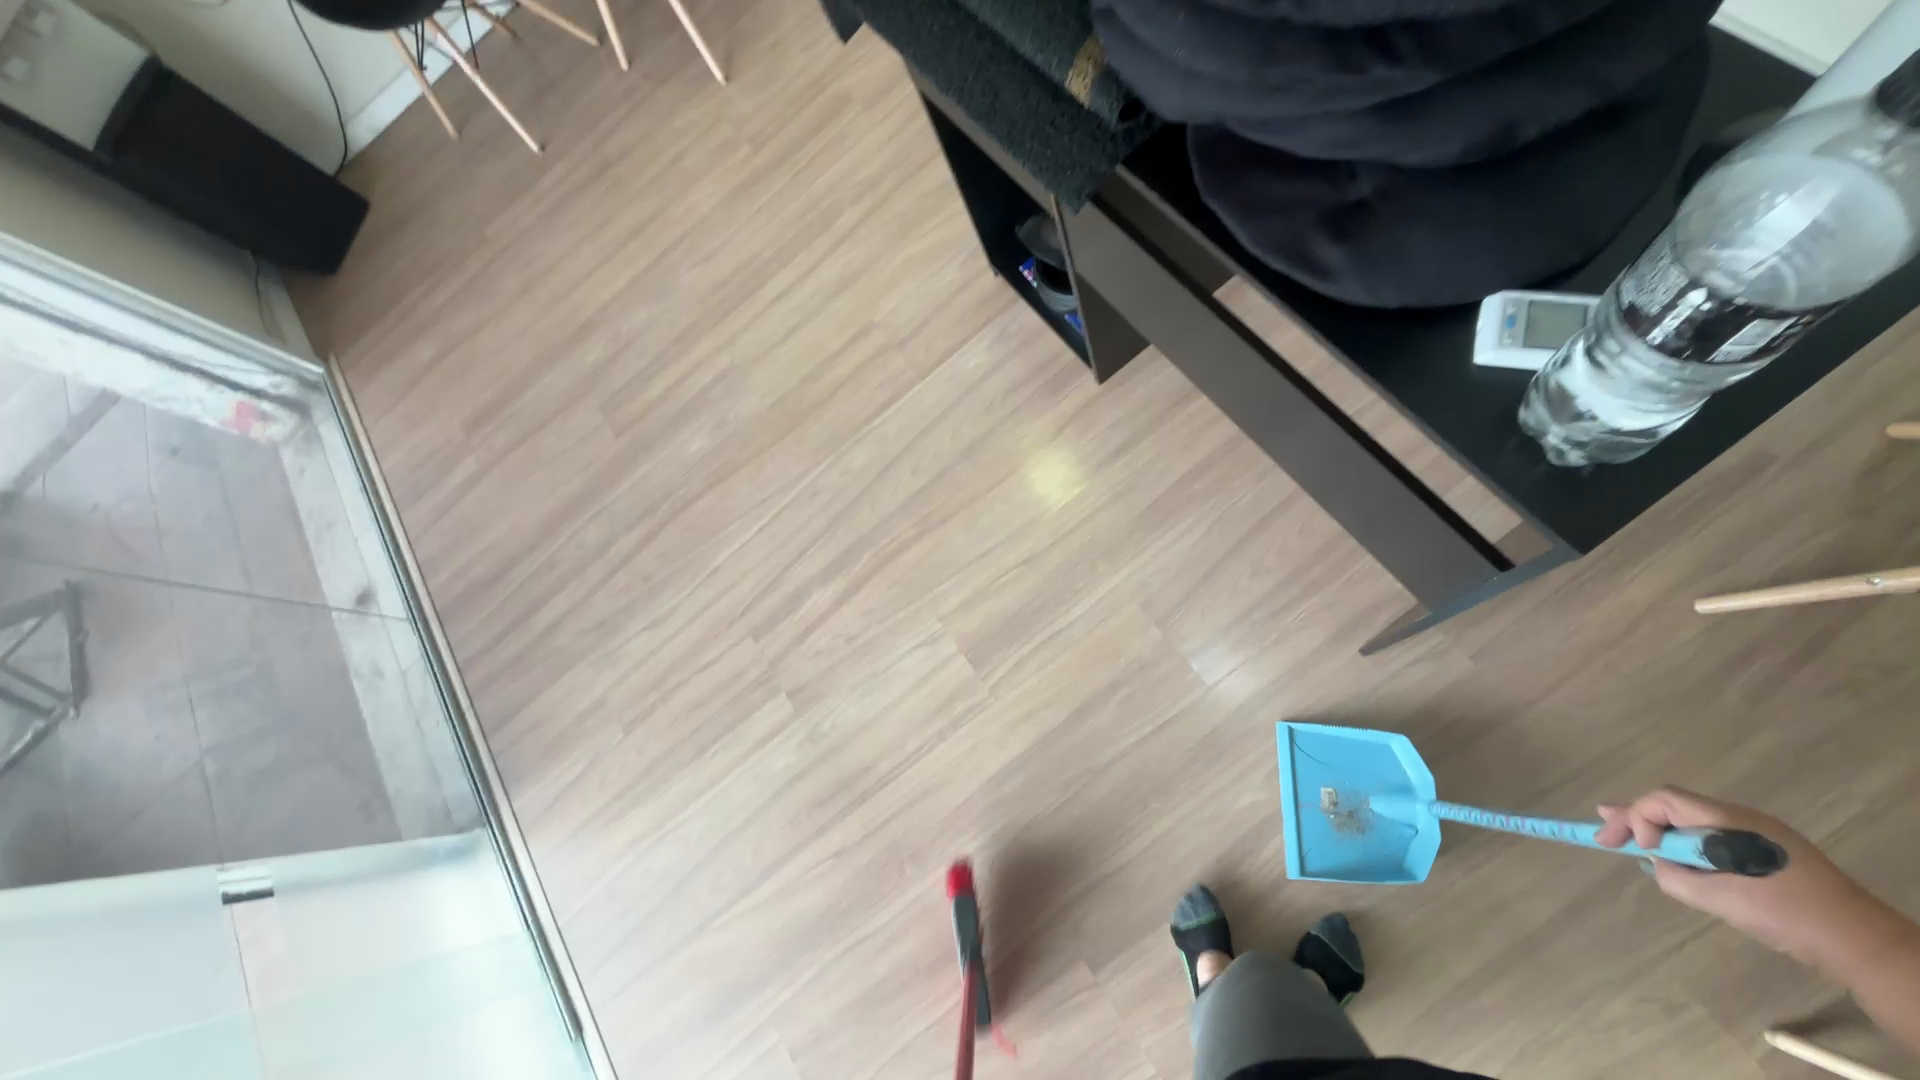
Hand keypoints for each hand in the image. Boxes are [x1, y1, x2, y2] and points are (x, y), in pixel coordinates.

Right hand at [1595, 786, 1891, 969]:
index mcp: (1729, 821)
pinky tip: (1672, 857)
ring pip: (1690, 820)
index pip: (1663, 800)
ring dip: (1657, 830)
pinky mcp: (1765, 849)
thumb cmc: (1786, 915)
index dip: (1637, 818)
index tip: (1633, 848)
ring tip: (1626, 841)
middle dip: (1635, 819)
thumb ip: (1674, 875)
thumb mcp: (1720, 899)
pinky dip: (1683, 841)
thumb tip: (1653, 862)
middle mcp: (1741, 817)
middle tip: (1602, 836)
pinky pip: (1711, 834)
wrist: (1861, 942)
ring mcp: (1757, 832)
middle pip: (1672, 805)